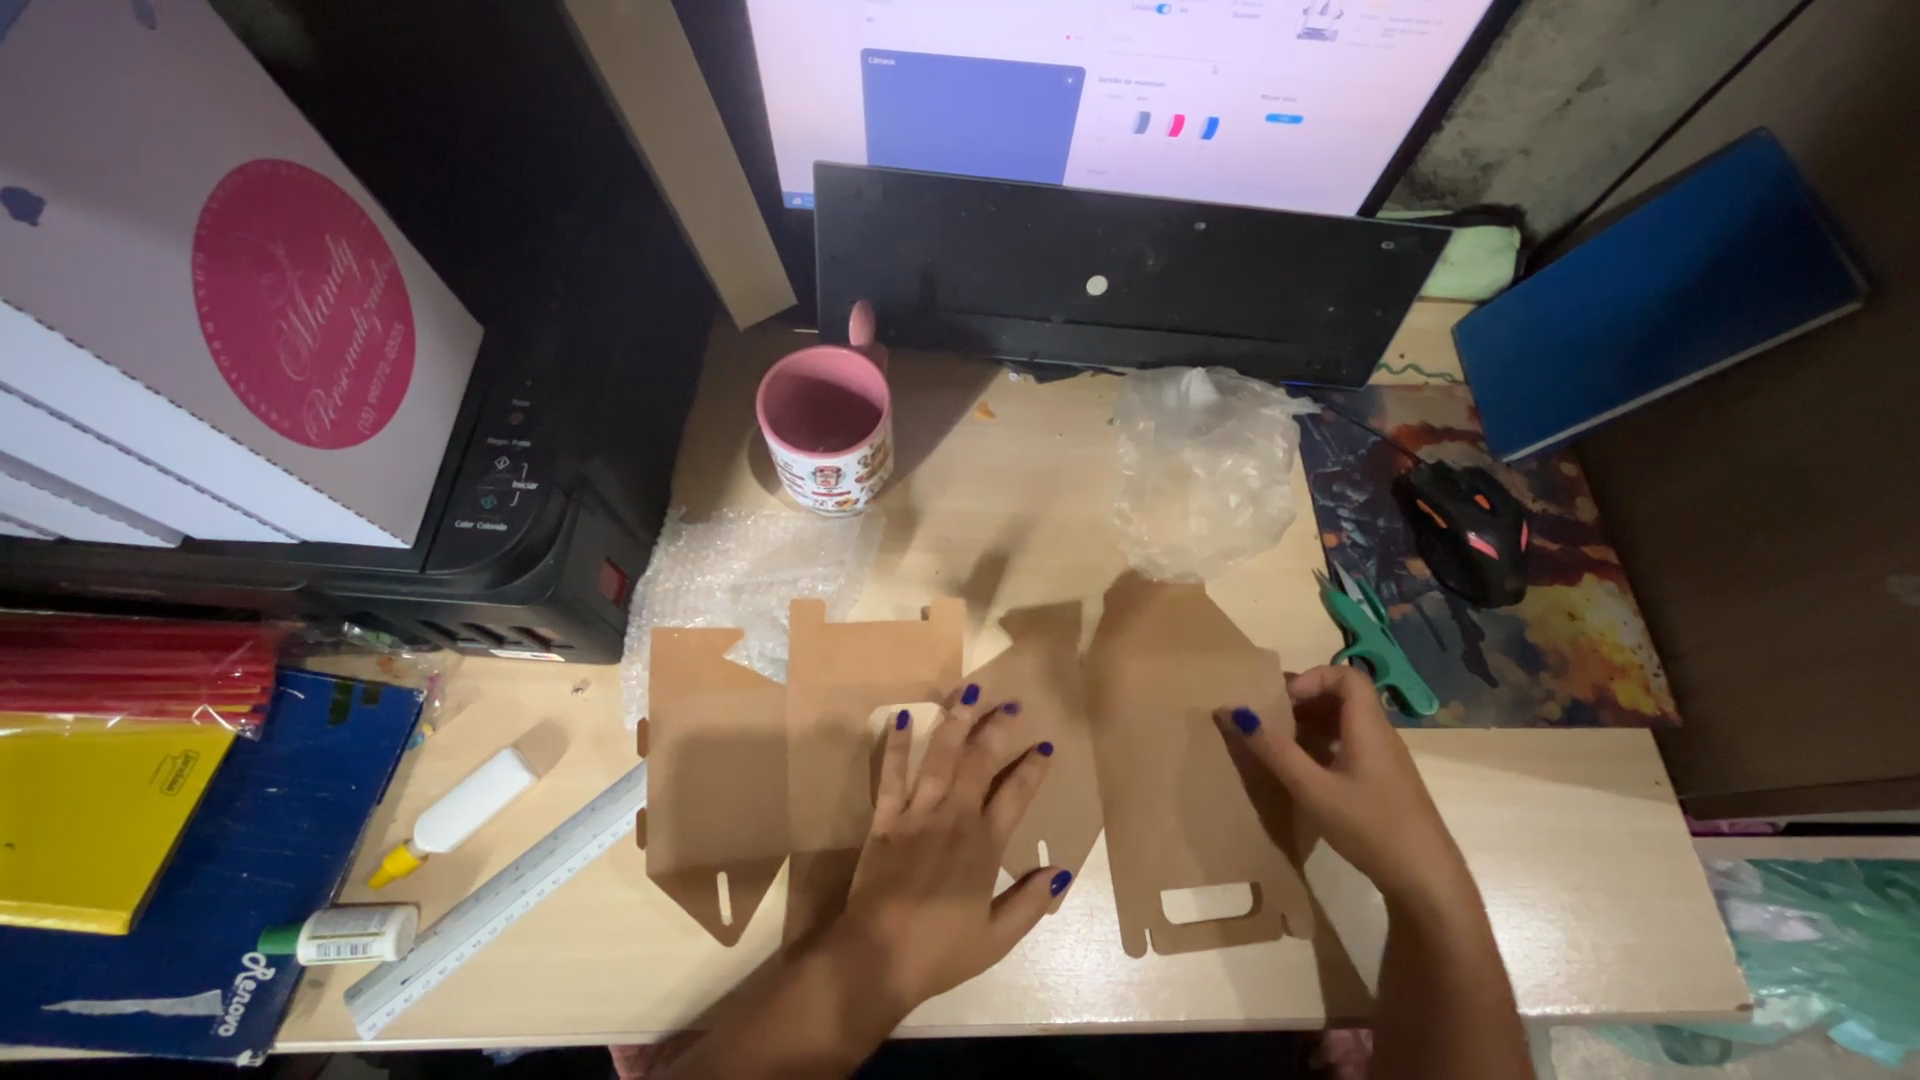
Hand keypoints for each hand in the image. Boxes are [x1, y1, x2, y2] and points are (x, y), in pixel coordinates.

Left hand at [824, 684, 1069, 1017]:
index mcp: (984, 845)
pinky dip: (898, 746)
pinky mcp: (884, 819)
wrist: (876, 958)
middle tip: (1011, 705)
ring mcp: (916, 815)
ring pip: (941, 758)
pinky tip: (904, 718)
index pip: (1015, 795)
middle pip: (979, 762)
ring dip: (956, 722)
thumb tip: (1059, 870)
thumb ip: (1030, 902)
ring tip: (970, 692)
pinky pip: (891, 775)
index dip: (1032, 769)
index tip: (1045, 747)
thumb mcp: (997, 938)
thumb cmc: (940, 952)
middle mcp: (954, 819)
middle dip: (997, 729)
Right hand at [1217, 665, 1471, 907]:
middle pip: (1344, 696)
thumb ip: (1274, 751)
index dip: (1312, 678)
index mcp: (1368, 727)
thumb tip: (1234, 712)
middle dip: (1304, 700)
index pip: (1347, 676)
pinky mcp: (1385, 782)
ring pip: (1347, 723)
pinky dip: (1324, 745)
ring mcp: (1386, 760)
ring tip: (1280, 743)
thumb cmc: (1369, 826)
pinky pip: (1352, 745)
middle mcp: (1381, 735)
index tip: (1282, 701)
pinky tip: (1305, 772)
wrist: (1426, 880)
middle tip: (1270, 719)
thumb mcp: (1312, 789)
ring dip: (1311, 723)